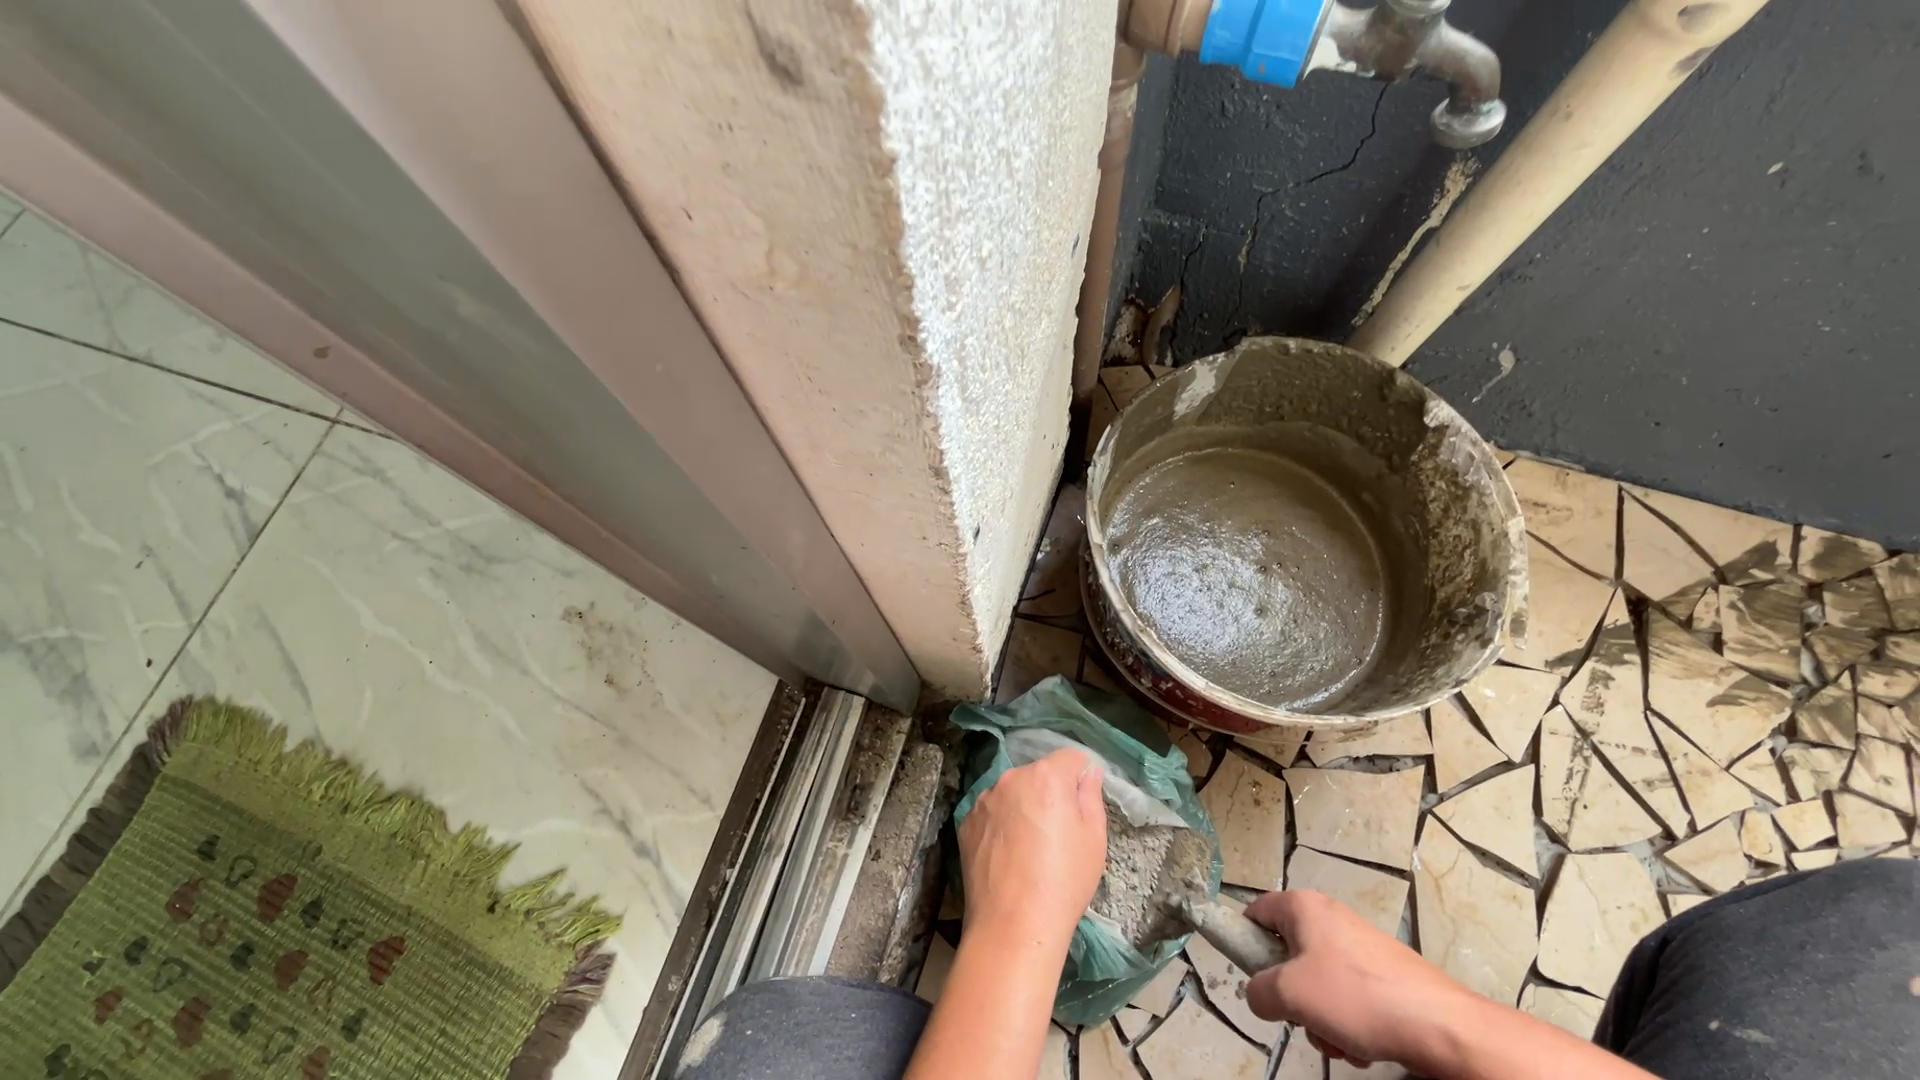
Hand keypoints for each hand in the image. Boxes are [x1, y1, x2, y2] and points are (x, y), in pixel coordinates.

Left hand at [959, 747, 1107, 947]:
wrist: (1013, 924)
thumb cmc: (1064, 881)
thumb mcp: (1094, 838)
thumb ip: (1091, 795)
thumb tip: (1089, 772)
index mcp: (1046, 776)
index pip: (1070, 757)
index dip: (1080, 777)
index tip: (1081, 805)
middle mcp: (1010, 779)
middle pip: (1038, 773)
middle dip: (1050, 791)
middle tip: (1058, 830)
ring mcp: (984, 800)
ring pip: (1013, 792)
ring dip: (1023, 805)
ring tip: (1030, 846)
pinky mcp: (966, 823)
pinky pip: (992, 813)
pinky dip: (1001, 824)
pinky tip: (1008, 855)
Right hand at [1243, 889, 1484, 1072]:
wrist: (1441, 1027)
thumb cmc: (1355, 998)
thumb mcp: (1289, 994)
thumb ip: (1257, 991)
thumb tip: (1260, 994)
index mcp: (1304, 907)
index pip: (1255, 912)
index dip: (1245, 943)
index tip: (1251, 977)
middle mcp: (1330, 918)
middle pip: (1288, 956)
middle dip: (1292, 997)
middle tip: (1300, 1016)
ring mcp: (1360, 946)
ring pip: (1319, 984)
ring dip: (1321, 1019)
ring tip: (1340, 1040)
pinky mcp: (1385, 975)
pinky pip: (1349, 998)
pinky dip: (1349, 1024)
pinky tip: (1364, 1045)